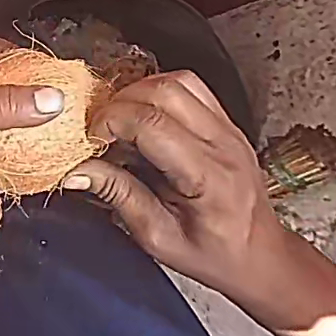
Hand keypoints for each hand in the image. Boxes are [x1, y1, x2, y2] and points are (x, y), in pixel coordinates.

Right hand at [63, 71, 335, 328]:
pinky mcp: (226, 122)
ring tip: (119, 122)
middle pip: (165, 91)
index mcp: (210, 178)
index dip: (110, 122)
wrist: (259, 254)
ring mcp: (229, 128)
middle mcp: (224, 144)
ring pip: (177, 81)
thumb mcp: (157, 237)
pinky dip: (157, 92)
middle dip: (119, 103)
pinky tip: (142, 117)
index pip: (153, 125)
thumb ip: (118, 196)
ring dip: (138, 93)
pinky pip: (189, 87)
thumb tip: (76, 171)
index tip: (90, 140)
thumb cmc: (214, 254)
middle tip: (100, 129)